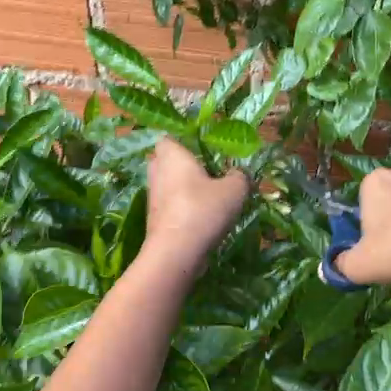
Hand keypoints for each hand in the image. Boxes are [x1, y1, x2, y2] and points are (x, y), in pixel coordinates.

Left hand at [141, 138, 247, 262]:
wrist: (176, 252)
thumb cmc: (203, 210)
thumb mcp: (234, 190)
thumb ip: (238, 176)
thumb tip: (237, 175)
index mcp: (171, 154)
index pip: (168, 138)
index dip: (183, 143)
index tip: (202, 152)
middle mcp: (156, 172)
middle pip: (166, 162)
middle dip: (183, 167)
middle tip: (208, 175)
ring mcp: (152, 197)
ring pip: (168, 186)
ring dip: (184, 191)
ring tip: (209, 200)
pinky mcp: (154, 220)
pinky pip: (170, 207)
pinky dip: (182, 210)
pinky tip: (201, 220)